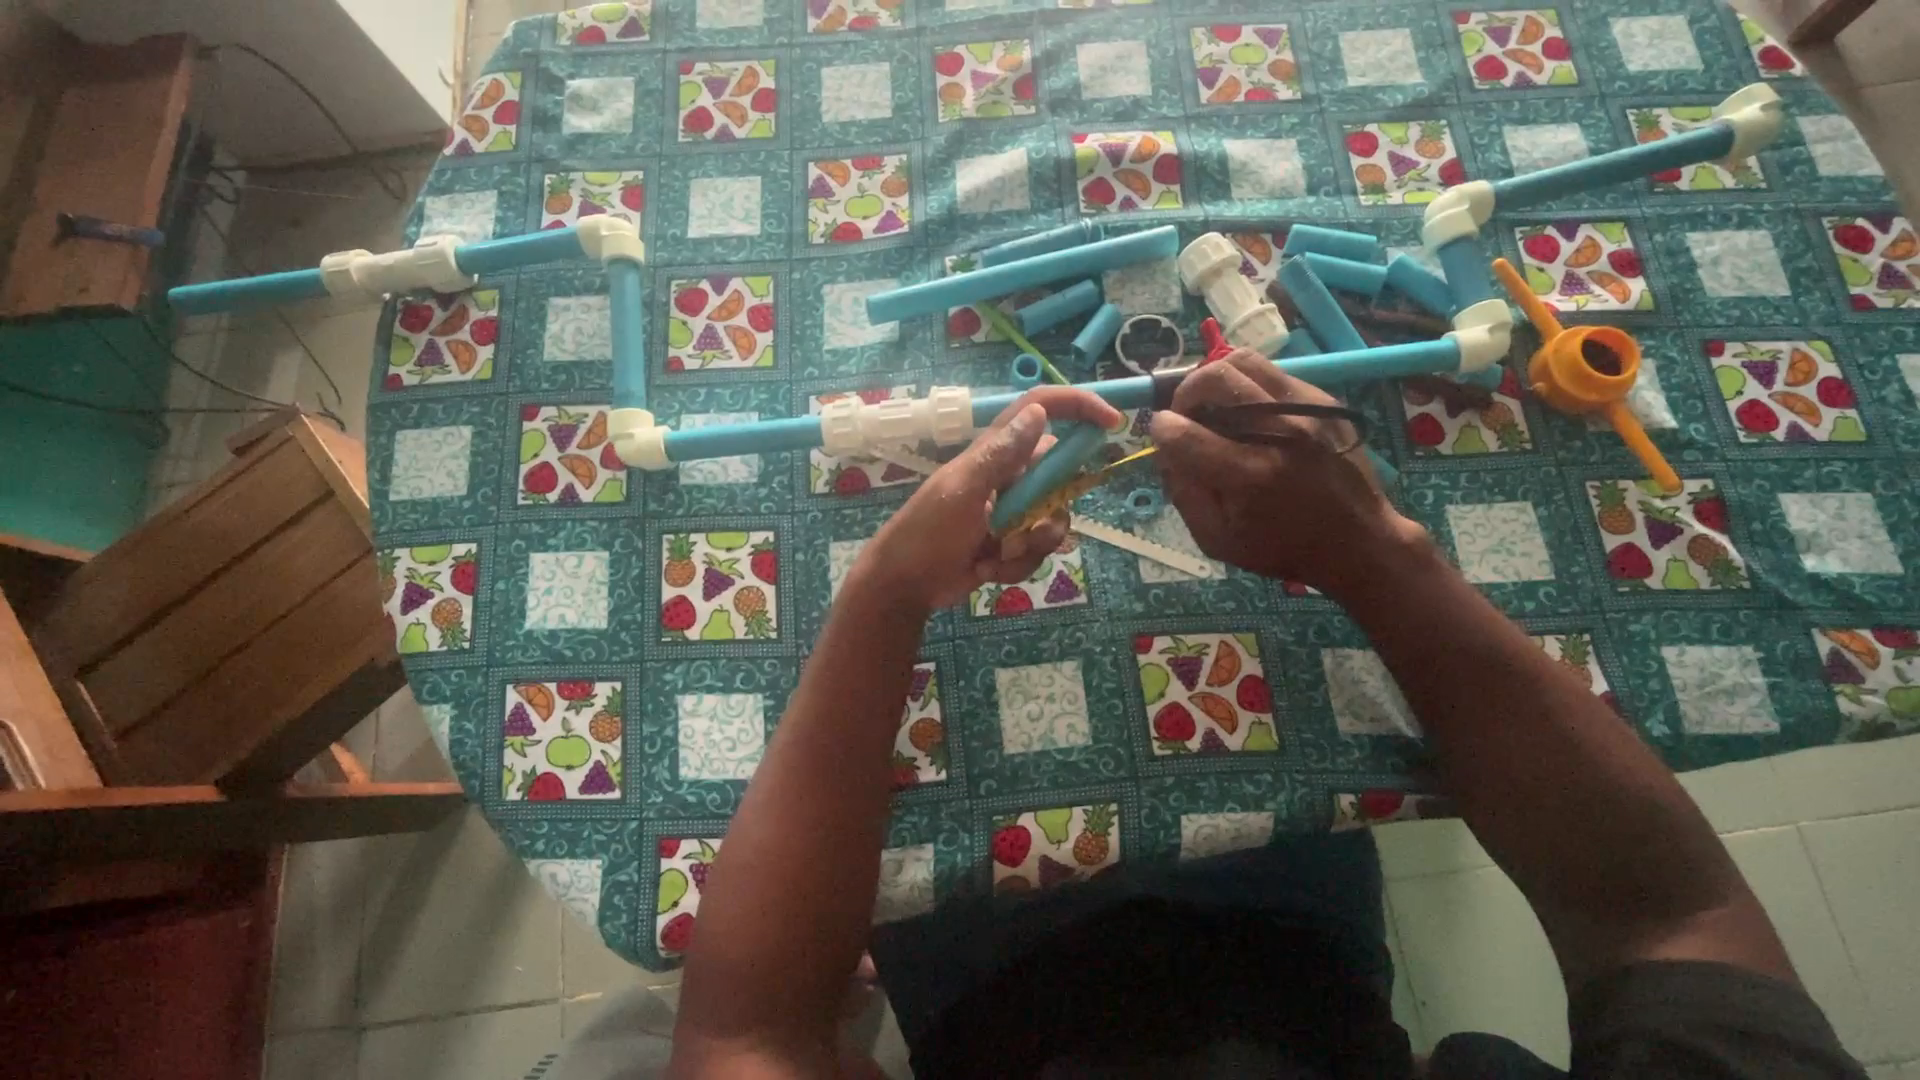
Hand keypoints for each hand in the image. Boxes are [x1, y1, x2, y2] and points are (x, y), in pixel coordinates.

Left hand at [849, 386, 1122, 613]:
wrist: (904, 586)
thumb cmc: (926, 533)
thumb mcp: (963, 492)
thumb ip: (1001, 455)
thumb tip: (1039, 413)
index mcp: (994, 453)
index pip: (1041, 412)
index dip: (1078, 408)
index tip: (1112, 424)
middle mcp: (1007, 477)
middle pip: (1060, 481)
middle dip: (1050, 514)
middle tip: (1025, 532)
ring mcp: (1009, 512)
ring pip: (1052, 523)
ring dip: (1030, 547)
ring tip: (996, 555)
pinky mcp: (1008, 543)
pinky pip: (1036, 552)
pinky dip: (1016, 566)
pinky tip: (986, 570)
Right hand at [1150, 349, 1425, 592]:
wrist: (1358, 542)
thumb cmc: (1281, 548)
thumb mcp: (1217, 540)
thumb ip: (1183, 493)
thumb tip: (1166, 451)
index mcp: (1249, 475)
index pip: (1184, 434)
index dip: (1161, 430)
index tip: (1161, 433)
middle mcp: (1279, 432)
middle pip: (1214, 378)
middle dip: (1184, 393)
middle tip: (1186, 415)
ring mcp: (1306, 409)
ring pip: (1244, 361)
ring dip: (1215, 379)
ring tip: (1214, 405)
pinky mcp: (1324, 400)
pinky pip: (1271, 372)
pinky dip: (1247, 385)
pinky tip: (1248, 412)